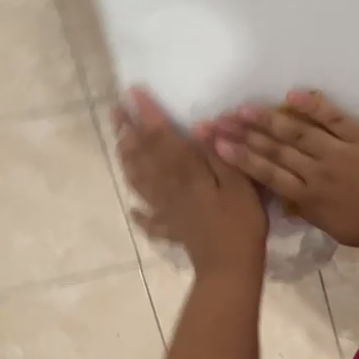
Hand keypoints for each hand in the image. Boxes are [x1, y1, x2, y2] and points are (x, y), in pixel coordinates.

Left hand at [114, 86, 267, 274]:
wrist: (230, 266)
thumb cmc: (241, 222)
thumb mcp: (239, 184)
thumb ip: (218, 155)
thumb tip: (200, 125)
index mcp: (187, 173)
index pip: (162, 137)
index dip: (148, 114)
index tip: (134, 92)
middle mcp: (169, 188)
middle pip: (144, 156)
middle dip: (129, 130)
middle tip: (116, 109)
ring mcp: (167, 210)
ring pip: (140, 181)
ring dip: (127, 159)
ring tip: (119, 142)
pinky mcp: (172, 228)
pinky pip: (150, 218)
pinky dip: (139, 212)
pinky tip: (133, 208)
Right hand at [205, 89, 358, 252]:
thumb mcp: (337, 230)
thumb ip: (311, 211)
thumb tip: (288, 197)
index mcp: (312, 201)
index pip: (268, 175)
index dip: (241, 158)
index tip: (217, 145)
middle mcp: (320, 174)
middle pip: (275, 150)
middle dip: (243, 135)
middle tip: (217, 120)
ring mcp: (341, 153)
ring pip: (297, 133)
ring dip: (268, 119)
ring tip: (243, 107)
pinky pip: (334, 117)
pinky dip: (314, 105)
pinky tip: (292, 95)